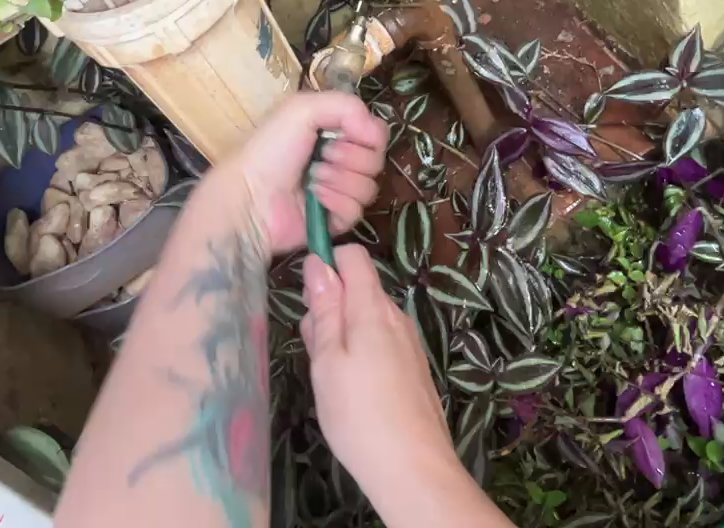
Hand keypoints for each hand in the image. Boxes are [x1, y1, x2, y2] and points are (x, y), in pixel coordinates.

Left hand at [219, 93, 387, 255]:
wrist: (250, 197)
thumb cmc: (271, 148)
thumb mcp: (301, 108)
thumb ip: (346, 105)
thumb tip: (375, 130)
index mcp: (333, 130)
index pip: (376, 132)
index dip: (367, 135)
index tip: (345, 134)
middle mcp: (340, 159)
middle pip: (376, 160)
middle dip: (350, 158)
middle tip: (322, 157)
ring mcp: (339, 191)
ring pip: (369, 187)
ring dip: (340, 181)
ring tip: (312, 180)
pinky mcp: (336, 220)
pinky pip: (357, 211)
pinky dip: (336, 203)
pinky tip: (315, 200)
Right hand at [299, 245, 458, 503]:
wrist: (414, 468)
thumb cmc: (359, 414)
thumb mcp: (327, 360)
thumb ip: (324, 308)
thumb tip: (317, 262)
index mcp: (373, 307)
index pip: (354, 256)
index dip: (328, 263)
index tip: (309, 297)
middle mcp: (396, 315)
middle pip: (358, 287)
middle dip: (330, 306)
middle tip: (316, 350)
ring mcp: (409, 340)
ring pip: (367, 317)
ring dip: (344, 332)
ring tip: (332, 377)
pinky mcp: (414, 365)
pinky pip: (382, 340)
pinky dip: (362, 350)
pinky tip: (355, 390)